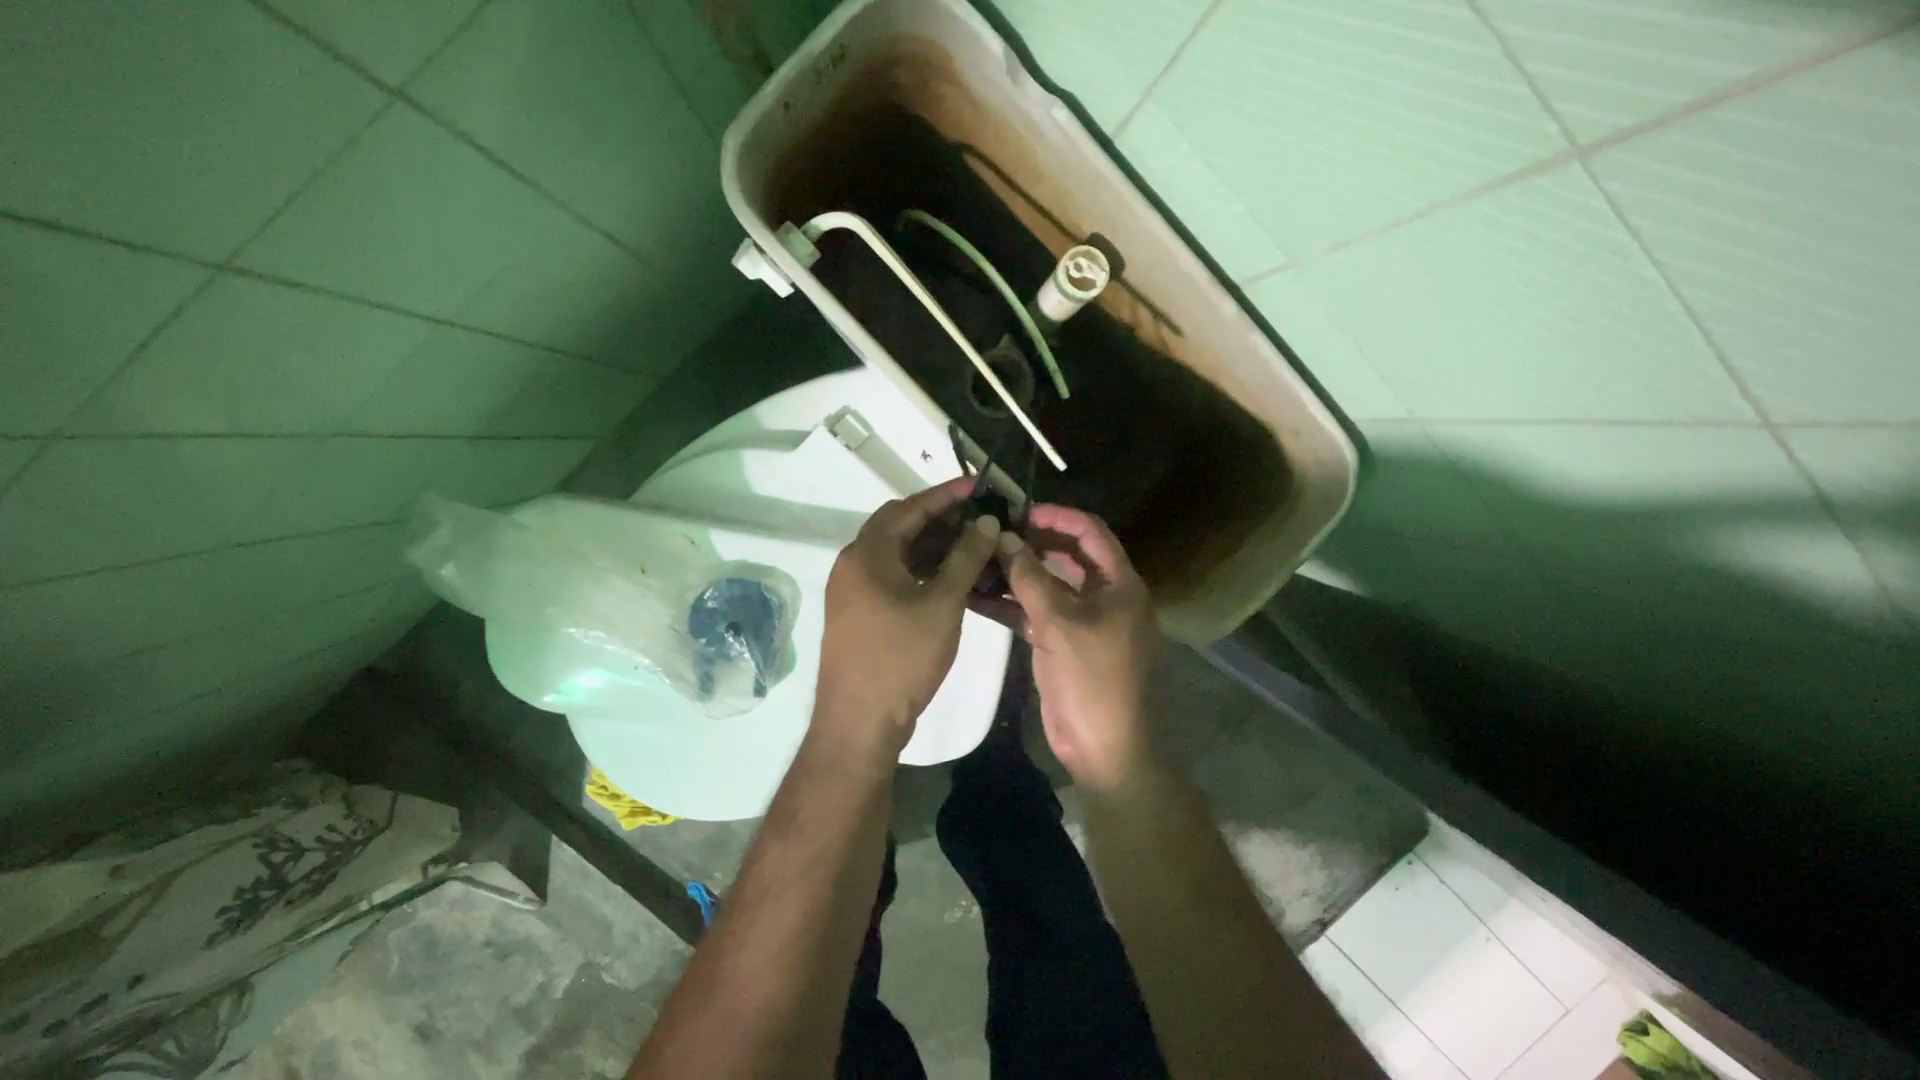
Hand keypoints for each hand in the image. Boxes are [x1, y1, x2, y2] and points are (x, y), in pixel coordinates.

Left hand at [815, 477, 1001, 755]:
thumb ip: (965, 557)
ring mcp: (852, 592)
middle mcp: (852, 564)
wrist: (860, 721)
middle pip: (900, 529)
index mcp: (867, 553)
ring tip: (976, 550)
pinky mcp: (859, 616)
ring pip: (898, 557)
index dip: (946, 495)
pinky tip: (954, 583)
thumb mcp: (942, 603)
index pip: (908, 507)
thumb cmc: (902, 656)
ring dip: (934, 550)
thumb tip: (986, 522)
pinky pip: (893, 580)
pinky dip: (923, 574)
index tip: (979, 487)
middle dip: (942, 522)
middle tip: (981, 521)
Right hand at [998, 505, 1161, 792]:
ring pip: (1046, 585)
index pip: (1091, 533)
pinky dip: (1010, 604)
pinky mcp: (1062, 644)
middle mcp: (1103, 597)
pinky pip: (1035, 613)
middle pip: (1066, 557)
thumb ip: (1030, 577)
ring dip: (1014, 574)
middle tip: (990, 533)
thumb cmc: (1092, 677)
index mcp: (1120, 585)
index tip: (1019, 511)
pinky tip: (975, 595)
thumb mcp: (1060, 623)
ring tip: (976, 558)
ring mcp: (1082, 622)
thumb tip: (1004, 538)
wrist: (1101, 744)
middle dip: (1029, 544)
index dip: (1057, 517)